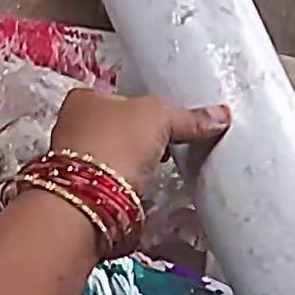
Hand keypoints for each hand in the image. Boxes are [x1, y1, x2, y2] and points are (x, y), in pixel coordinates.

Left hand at [47, 89, 230, 191]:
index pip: (122, 97)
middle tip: (166, 145)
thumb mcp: (160, 117)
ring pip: (115, 154)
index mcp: (84, 98)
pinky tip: (142, 185)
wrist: (94, 198)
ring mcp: (74, 160)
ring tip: (157, 167)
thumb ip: (189, 117)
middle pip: (118, 125)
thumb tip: (222, 116)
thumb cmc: (119, 142)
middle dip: (141, 136)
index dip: (146, 107)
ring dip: (134, 160)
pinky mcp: (83, 189)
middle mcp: (73, 125)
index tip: (167, 122)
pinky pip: (114, 179)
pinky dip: (128, 181)